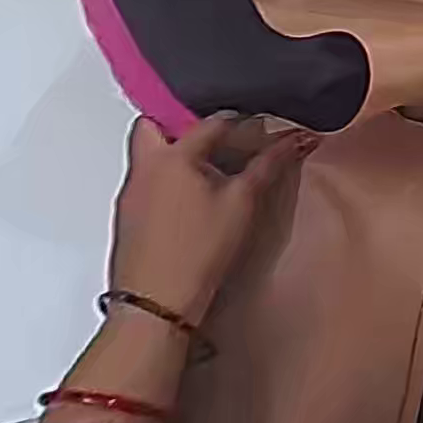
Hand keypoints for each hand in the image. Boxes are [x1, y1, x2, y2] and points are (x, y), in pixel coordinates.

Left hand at [108, 114, 317, 325]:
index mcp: (171, 157)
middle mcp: (143, 169)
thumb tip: (295, 139)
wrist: (157, 304)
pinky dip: (167, 174)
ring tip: (209, 162)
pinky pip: (146, 178)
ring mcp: (130, 194)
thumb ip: (268, 164)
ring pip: (146, 152)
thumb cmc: (199, 248)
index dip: (237, 119)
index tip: (256, 124)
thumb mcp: (243, 200)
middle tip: (212, 133)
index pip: (208, 123)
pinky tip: (192, 194)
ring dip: (173, 148)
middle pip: (153, 124)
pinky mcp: (128, 216)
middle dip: (179, 119)